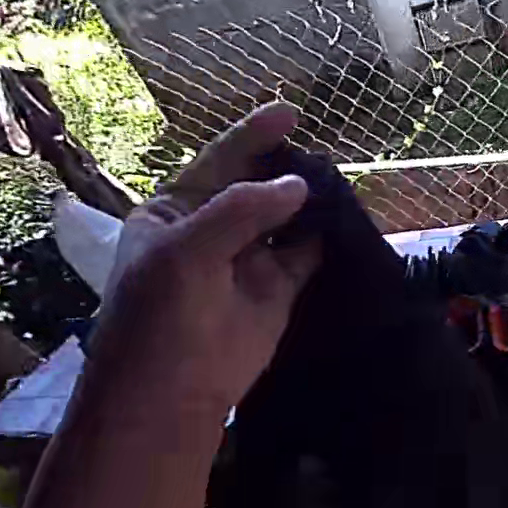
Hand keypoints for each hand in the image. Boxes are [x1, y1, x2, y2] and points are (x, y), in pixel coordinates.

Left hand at [70, 103, 319, 432]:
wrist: (171, 394)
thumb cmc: (160, 316)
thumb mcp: (187, 251)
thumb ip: (240, 210)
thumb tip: (299, 185)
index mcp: (176, 210)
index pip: (218, 161)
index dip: (252, 136)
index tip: (290, 112)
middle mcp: (214, 228)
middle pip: (256, 185)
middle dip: (286, 167)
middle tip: (321, 153)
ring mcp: (249, 257)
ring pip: (286, 217)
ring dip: (309, 200)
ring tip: (340, 180)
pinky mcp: (279, 287)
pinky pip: (306, 251)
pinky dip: (325, 235)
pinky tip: (346, 217)